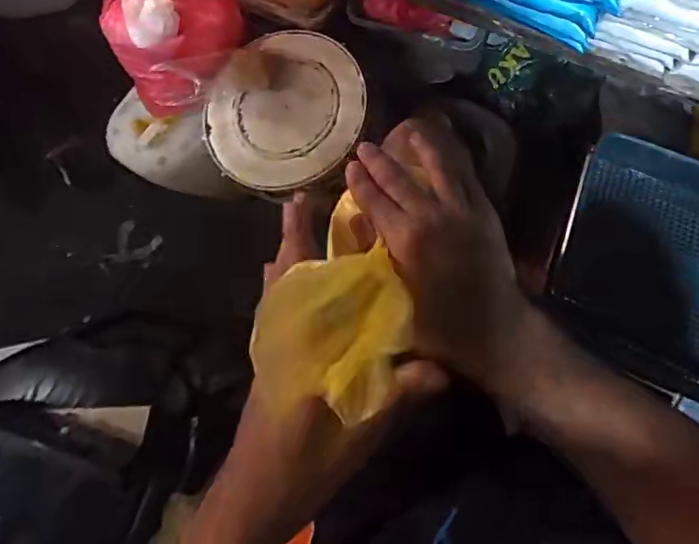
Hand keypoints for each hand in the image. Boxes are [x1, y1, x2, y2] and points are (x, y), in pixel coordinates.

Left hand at [188, 192, 444, 543]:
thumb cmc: (304, 462)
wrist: (255, 498)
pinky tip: (285, 274)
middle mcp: (283, 334)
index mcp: (303, 344)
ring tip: (297, 222)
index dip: (305, 241)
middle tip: (304, 200)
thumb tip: (443, 368)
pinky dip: (281, 282)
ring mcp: (273, 347)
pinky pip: (275, 307)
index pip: (307, 281)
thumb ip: (398, 397)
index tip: (310, 203)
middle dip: (294, 236)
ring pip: (276, 288)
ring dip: (286, 253)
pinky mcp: (271, 361)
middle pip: (286, 274)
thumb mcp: (358, 435)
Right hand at [344, 126, 541, 394]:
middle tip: (365, 146)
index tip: (350, 166)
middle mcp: (432, 217)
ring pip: (438, 168)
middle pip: (400, 181)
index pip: (376, 202)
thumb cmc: (441, 327)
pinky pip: (465, 176)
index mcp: (406, 241)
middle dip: (379, 162)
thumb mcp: (396, 302)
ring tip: (409, 130)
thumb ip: (375, 262)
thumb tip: (358, 227)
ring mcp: (462, 210)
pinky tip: (445, 150)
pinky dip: (452, 159)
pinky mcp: (484, 211)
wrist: (497, 329)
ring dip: (421, 148)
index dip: (361, 183)